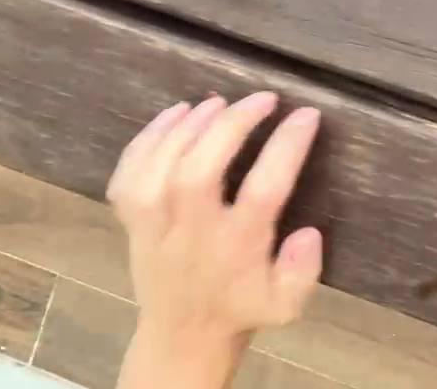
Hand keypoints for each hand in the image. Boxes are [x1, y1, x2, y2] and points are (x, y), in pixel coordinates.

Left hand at [106, 93, 323, 388]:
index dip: (286, 147)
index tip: (307, 114)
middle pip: (199, 173)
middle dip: (230, 126)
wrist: (182, 338)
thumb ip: (303, 271)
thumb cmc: (245, 306)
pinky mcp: (131, 225)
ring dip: (188, 128)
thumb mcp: (289, 303)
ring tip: (219, 100)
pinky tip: (174, 113)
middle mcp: (192, 235)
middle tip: (264, 98)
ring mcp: (154, 230)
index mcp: (236, 249)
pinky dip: (145, 141)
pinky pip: (126, 179)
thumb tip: (309, 233)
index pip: (263, 192)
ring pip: (158, 172)